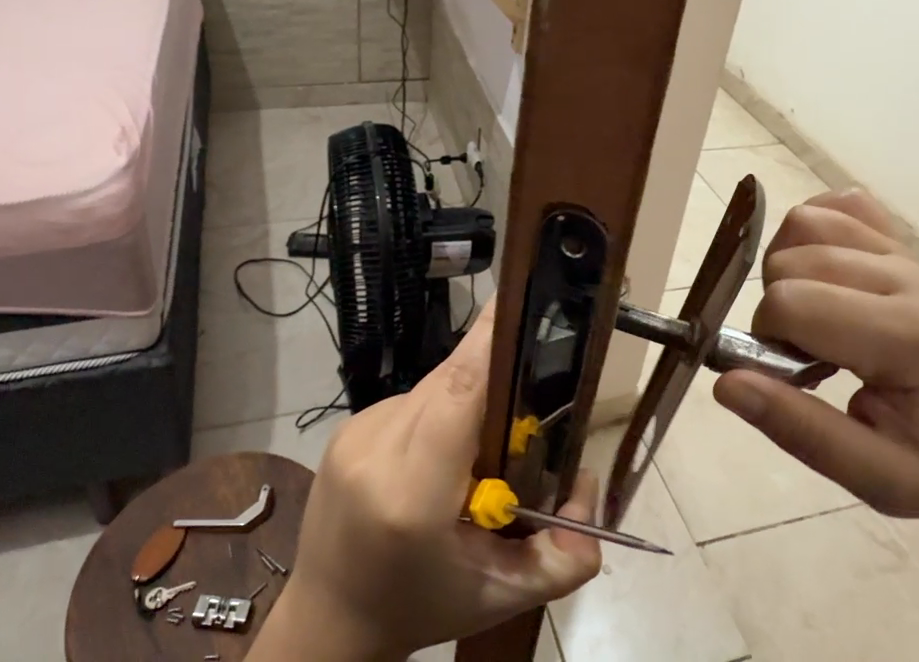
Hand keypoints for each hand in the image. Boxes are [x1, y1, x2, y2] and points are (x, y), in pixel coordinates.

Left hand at [253, 302, 602, 661]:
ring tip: (476, 456)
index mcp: (412, 495)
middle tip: (525, 408)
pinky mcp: (345, 428)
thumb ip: (565, 554)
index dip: (488, 341)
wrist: (331, 619)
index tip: (519, 299)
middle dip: (494, 378)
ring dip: (465, 404)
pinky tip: (438, 459)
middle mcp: (375, 451)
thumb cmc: (422, 606)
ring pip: (431, 388)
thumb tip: (588, 480)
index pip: (457, 392)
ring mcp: (354, 434)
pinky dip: (437, 416)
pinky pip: (409, 401)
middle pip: (450, 381)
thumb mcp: (504, 596)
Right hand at [712, 190, 918, 523]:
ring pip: (807, 223)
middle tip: (803, 356)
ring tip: (810, 316)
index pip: (793, 303)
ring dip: (786, 267)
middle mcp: (913, 279)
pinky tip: (821, 277)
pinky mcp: (905, 246)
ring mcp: (911, 255)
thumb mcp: (874, 477)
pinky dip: (812, 233)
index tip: (790, 377)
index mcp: (912, 336)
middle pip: (793, 259)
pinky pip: (839, 206)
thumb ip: (798, 429)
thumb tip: (724, 383)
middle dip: (776, 307)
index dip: (767, 339)